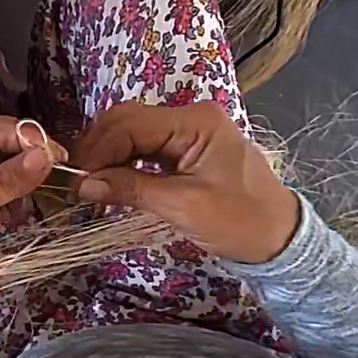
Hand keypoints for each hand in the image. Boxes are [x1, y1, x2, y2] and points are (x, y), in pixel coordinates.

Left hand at [0, 116, 57, 303]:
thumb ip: (2, 180)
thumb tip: (45, 155)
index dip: (18, 134)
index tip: (50, 148)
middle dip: (28, 152)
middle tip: (61, 163)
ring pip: (7, 173)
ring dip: (29, 175)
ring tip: (56, 181)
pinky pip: (9, 197)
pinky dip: (24, 198)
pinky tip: (35, 203)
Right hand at [73, 101, 298, 263]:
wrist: (280, 241)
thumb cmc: (240, 221)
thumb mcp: (183, 206)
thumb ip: (130, 189)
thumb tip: (82, 185)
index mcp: (196, 123)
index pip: (130, 125)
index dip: (98, 150)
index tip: (77, 179)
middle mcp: (189, 117)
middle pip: (125, 121)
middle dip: (98, 149)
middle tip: (78, 181)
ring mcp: (186, 130)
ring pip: (129, 131)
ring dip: (106, 155)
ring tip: (89, 182)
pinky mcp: (182, 146)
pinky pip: (140, 145)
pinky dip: (120, 161)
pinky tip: (109, 179)